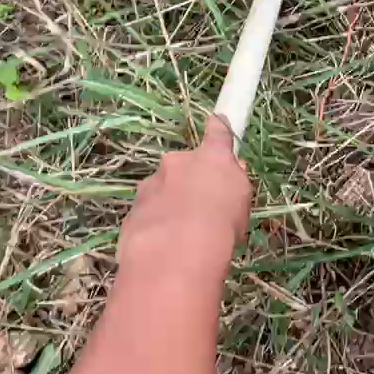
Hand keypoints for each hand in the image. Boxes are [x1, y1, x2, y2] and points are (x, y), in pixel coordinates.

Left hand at [119, 114, 251, 279]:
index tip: (216, 119)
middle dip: (189, 179)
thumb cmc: (221, 224)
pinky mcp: (132, 210)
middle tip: (200, 206)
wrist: (174, 253)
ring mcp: (150, 185)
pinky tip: (165, 246)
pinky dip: (155, 224)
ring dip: (170, 203)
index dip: (218, 127)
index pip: (217, 132)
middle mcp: (177, 163)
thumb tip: (231, 172)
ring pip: (162, 189)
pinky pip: (148, 212)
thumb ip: (234, 182)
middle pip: (184, 165)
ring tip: (181, 233)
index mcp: (211, 158)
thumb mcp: (242, 202)